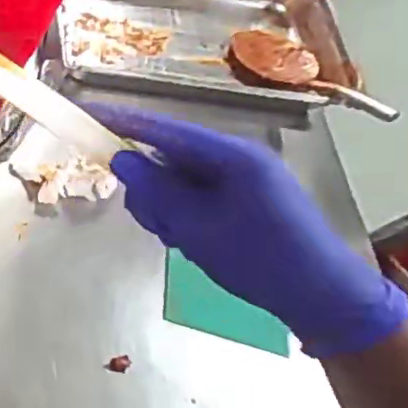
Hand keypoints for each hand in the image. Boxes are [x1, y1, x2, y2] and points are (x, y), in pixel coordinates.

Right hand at [86, 103, 407, 356]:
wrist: (320, 294)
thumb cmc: (260, 259)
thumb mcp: (197, 228)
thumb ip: (154, 191)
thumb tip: (120, 159)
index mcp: (231, 155)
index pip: (164, 130)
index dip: (122, 121)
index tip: (87, 113)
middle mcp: (235, 158)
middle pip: (168, 157)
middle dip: (150, 188)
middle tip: (157, 224)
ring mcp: (240, 178)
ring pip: (178, 181)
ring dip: (166, 208)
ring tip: (181, 239)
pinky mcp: (242, 198)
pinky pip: (195, 196)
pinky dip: (183, 216)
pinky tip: (193, 241)